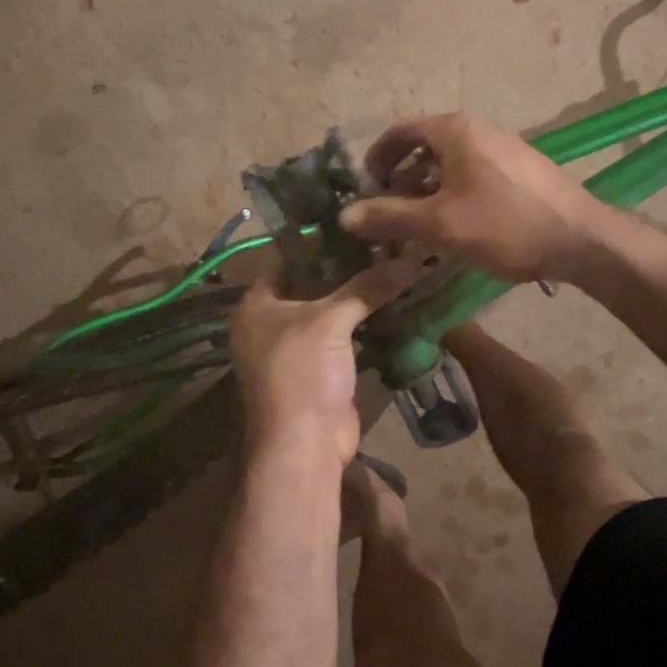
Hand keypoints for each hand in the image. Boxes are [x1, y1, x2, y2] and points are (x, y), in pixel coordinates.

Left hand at [229, 259, 415, 465]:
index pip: (286, 257)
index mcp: (256, 305)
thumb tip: (410, 258)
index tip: (354, 221)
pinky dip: (367, 323)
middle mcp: (271, 323)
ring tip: (396, 265)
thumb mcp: (330, 322)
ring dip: (360, 296)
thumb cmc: (301, 372)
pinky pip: (345, 337)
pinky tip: (396, 302)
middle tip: (384, 241)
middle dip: (346, 267)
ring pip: (331, 311)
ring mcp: (297, 348)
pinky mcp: (322, 370)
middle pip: (311, 284)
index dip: (318, 239)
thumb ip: (365, 288)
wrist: (304, 445)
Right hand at [339, 113, 608, 283]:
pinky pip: (470, 172)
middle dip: (398, 179)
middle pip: (422, 146)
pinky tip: (452, 227)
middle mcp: (477, 128)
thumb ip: (389, 217)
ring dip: (423, 190)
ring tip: (414, 226)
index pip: (399, 131)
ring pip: (447, 162)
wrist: (582, 240)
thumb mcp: (440, 224)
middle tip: (385, 213)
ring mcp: (501, 147)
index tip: (364, 191)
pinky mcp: (517, 169)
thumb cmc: (506, 224)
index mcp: (455, 130)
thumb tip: (343, 215)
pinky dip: (450, 193)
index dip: (375, 159)